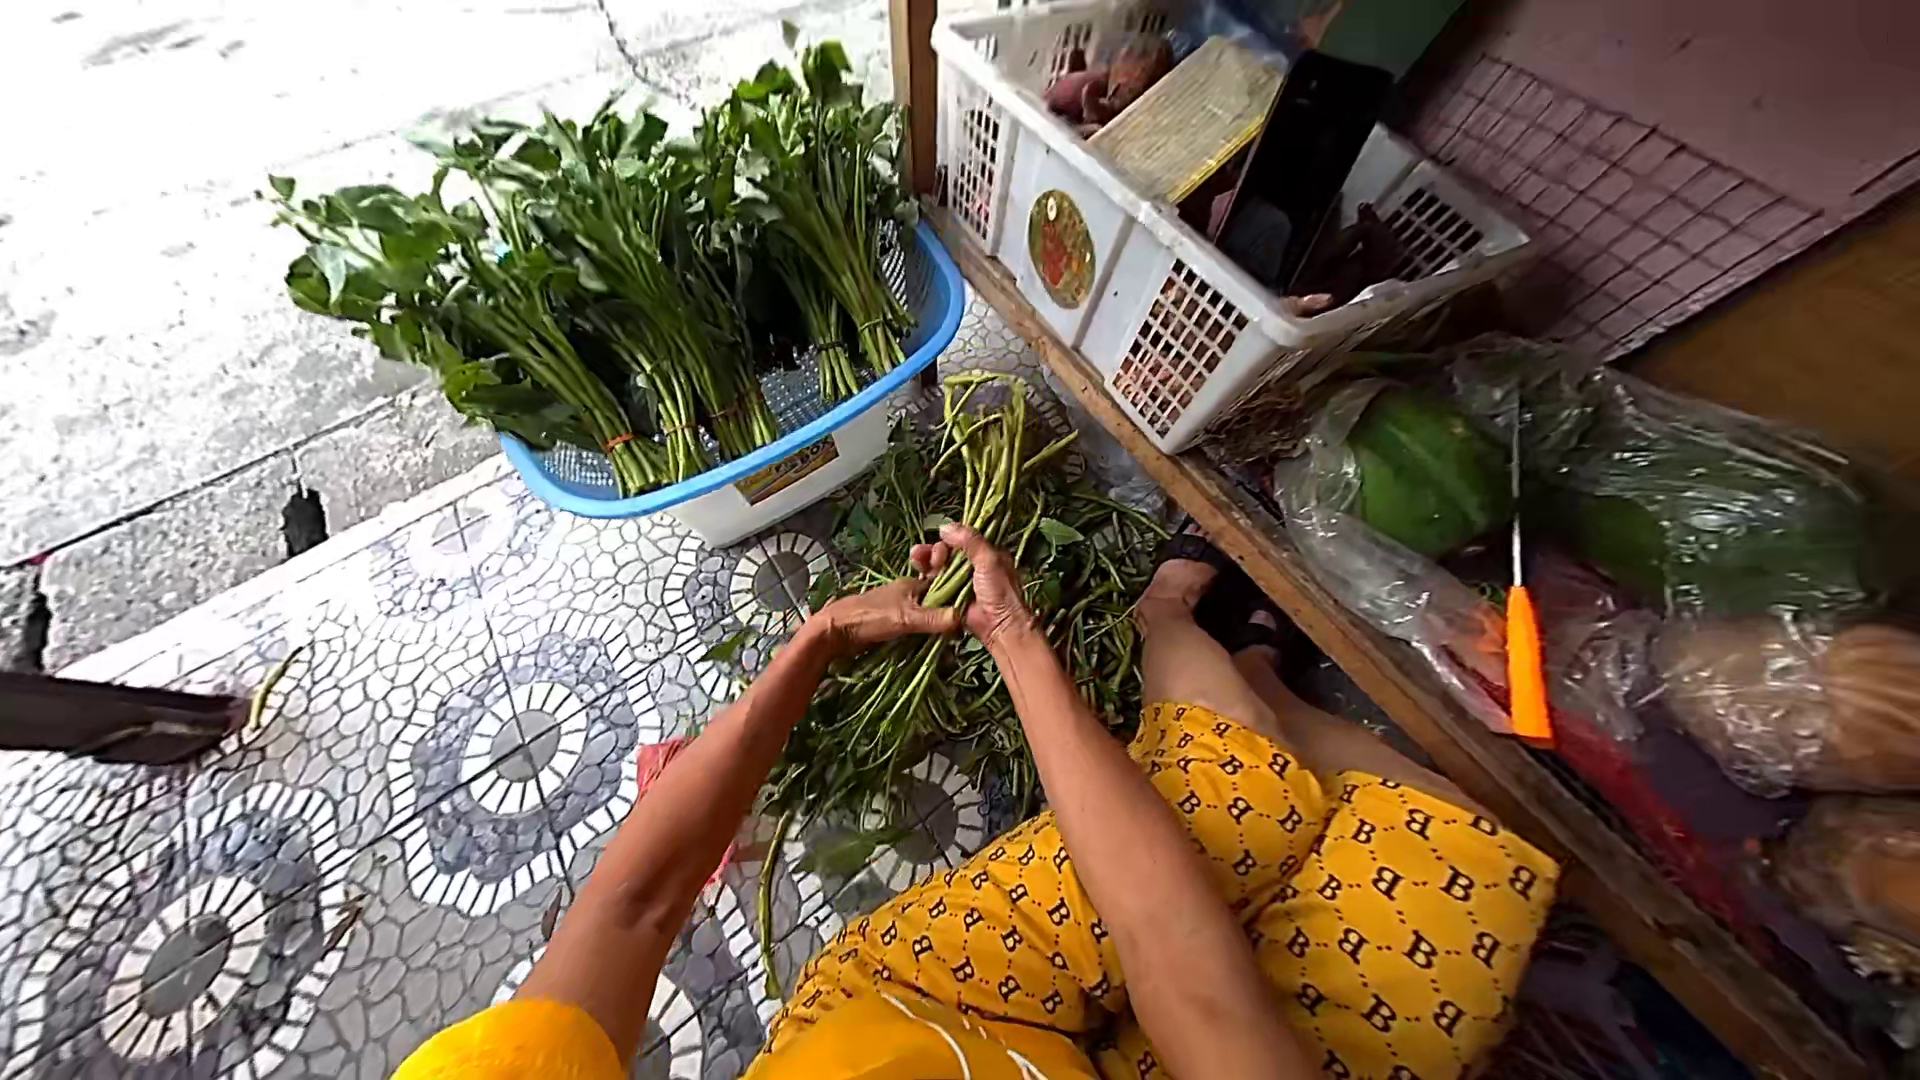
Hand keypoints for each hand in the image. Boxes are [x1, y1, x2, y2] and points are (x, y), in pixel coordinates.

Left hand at [808, 573, 962, 658]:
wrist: (834, 632)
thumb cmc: (870, 617)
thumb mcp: (906, 617)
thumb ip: (933, 618)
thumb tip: (962, 618)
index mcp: (912, 585)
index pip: (943, 589)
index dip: (956, 602)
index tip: (969, 620)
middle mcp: (908, 596)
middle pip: (935, 608)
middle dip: (946, 625)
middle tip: (957, 644)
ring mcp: (899, 612)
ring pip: (925, 623)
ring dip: (934, 637)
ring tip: (948, 655)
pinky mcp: (891, 628)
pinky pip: (914, 634)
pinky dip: (922, 643)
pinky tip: (931, 656)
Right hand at [918, 522, 1034, 650]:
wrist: (998, 626)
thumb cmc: (998, 591)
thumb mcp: (988, 560)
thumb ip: (970, 541)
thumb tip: (945, 527)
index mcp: (986, 554)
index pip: (963, 539)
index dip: (949, 538)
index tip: (941, 539)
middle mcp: (972, 566)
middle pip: (947, 553)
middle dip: (934, 550)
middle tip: (926, 553)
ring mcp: (960, 582)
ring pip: (938, 566)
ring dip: (926, 561)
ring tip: (917, 558)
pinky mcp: (949, 596)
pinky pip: (934, 583)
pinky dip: (925, 577)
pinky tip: (917, 572)